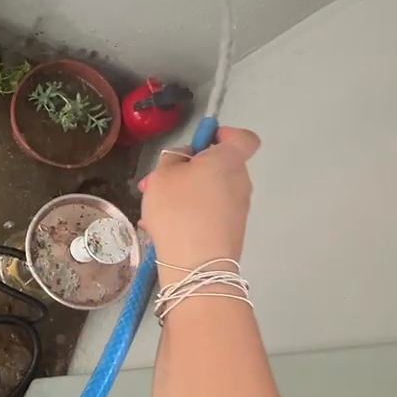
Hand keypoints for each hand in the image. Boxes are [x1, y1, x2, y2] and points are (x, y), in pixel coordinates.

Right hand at [139, 127, 260, 269]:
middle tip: (156, 183)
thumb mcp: (161, 176)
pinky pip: (206, 212)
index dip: (224, 135)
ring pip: (208, 191)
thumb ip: (172, 159)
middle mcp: (240, 181)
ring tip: (152, 210)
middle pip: (218, 166)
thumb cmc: (178, 208)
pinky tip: (161, 228)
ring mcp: (237, 207)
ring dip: (183, 194)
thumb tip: (185, 159)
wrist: (196, 261)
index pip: (243, 138)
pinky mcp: (230, 229)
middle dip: (187, 170)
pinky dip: (187, 214)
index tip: (201, 143)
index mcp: (228, 160)